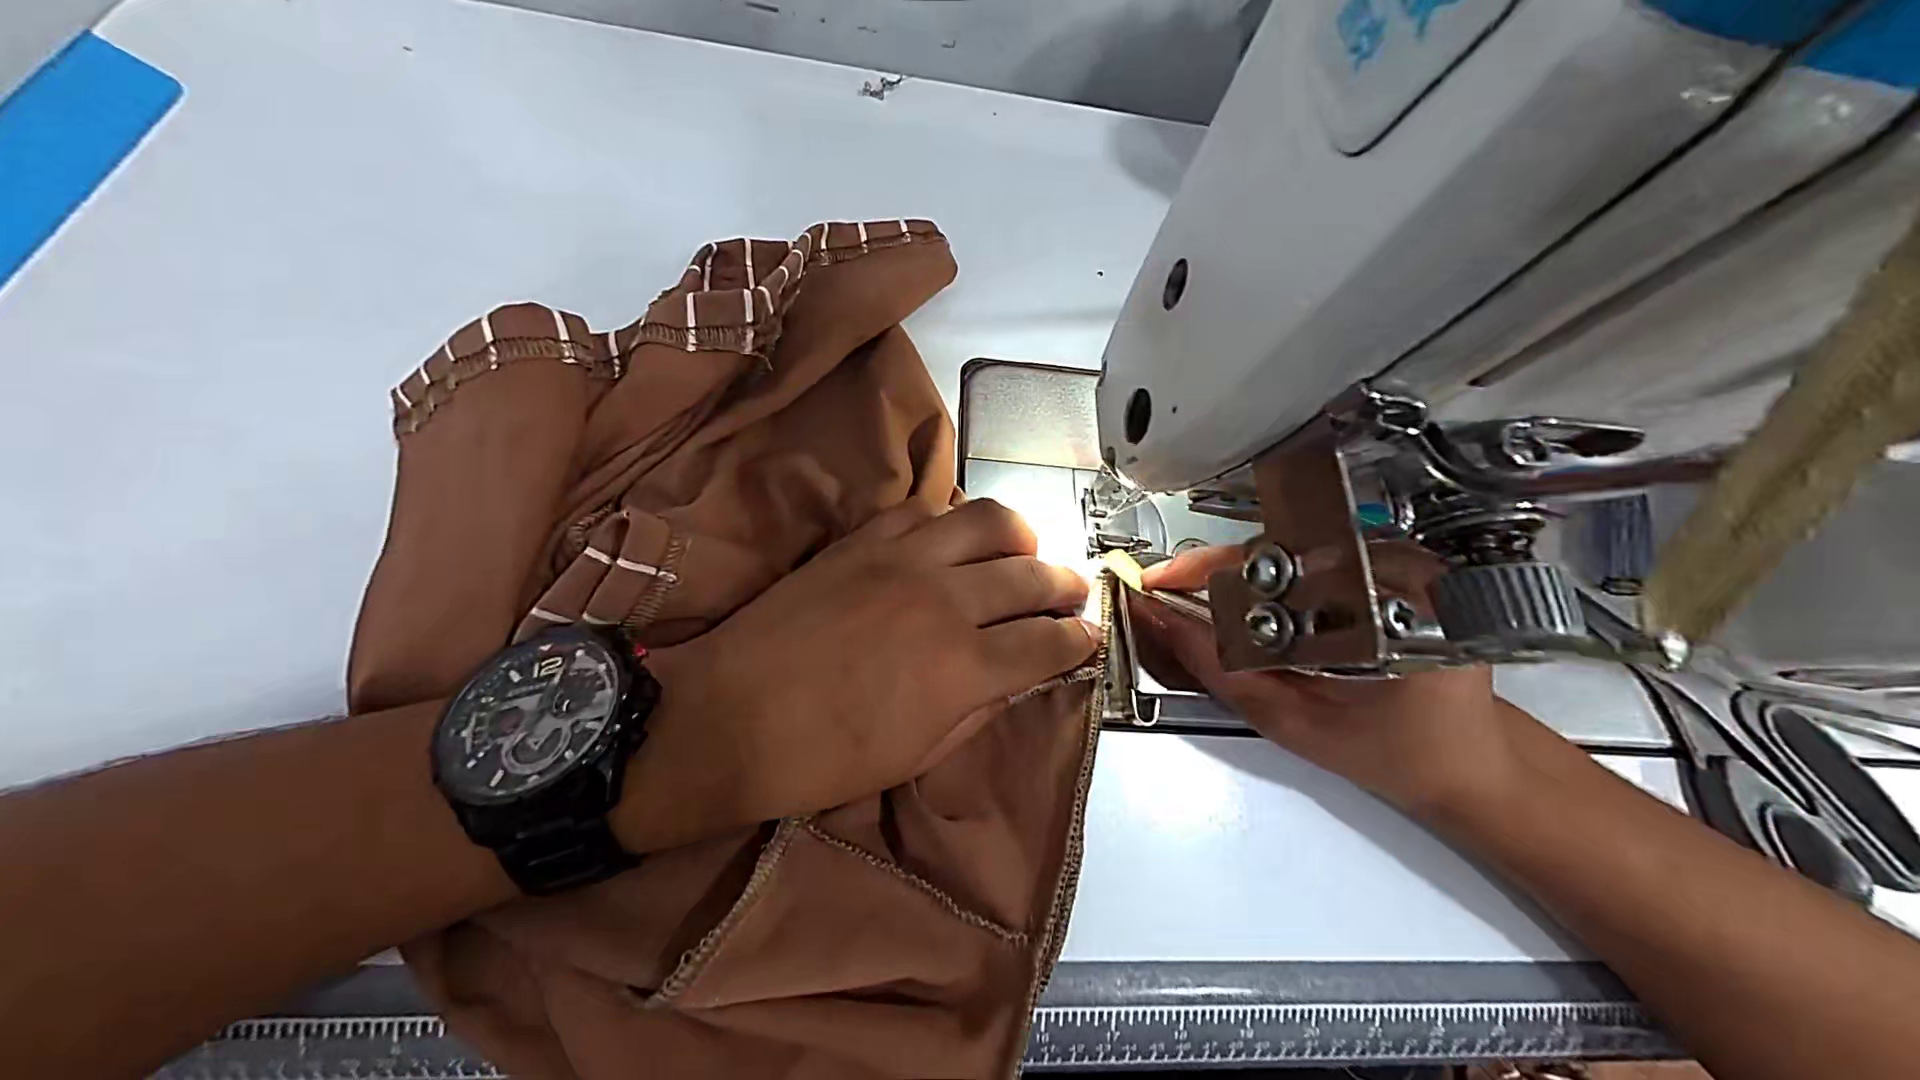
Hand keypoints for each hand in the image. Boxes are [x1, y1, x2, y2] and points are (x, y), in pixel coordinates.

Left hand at [614, 499, 1101, 851]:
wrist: (729, 717)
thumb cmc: (824, 757)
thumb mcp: (918, 754)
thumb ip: (982, 707)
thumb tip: (1022, 677)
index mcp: (965, 666)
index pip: (1049, 640)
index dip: (1080, 639)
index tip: (1088, 638)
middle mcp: (946, 599)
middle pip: (1031, 574)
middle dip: (1065, 585)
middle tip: (1071, 595)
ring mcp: (903, 558)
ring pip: (988, 520)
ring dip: (1020, 537)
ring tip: (1024, 553)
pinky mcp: (863, 539)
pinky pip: (924, 509)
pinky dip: (953, 520)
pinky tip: (954, 539)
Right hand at [1130, 543, 1529, 816]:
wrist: (1467, 758)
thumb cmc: (1398, 753)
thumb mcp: (1295, 722)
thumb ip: (1221, 670)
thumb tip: (1164, 621)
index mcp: (1391, 610)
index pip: (1276, 570)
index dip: (1206, 573)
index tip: (1162, 583)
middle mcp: (1407, 571)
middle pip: (1279, 549)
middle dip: (1216, 571)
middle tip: (1173, 593)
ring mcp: (1407, 562)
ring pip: (1291, 548)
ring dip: (1240, 573)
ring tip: (1205, 602)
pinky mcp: (1399, 564)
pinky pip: (1313, 556)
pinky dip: (1271, 576)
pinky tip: (1252, 603)